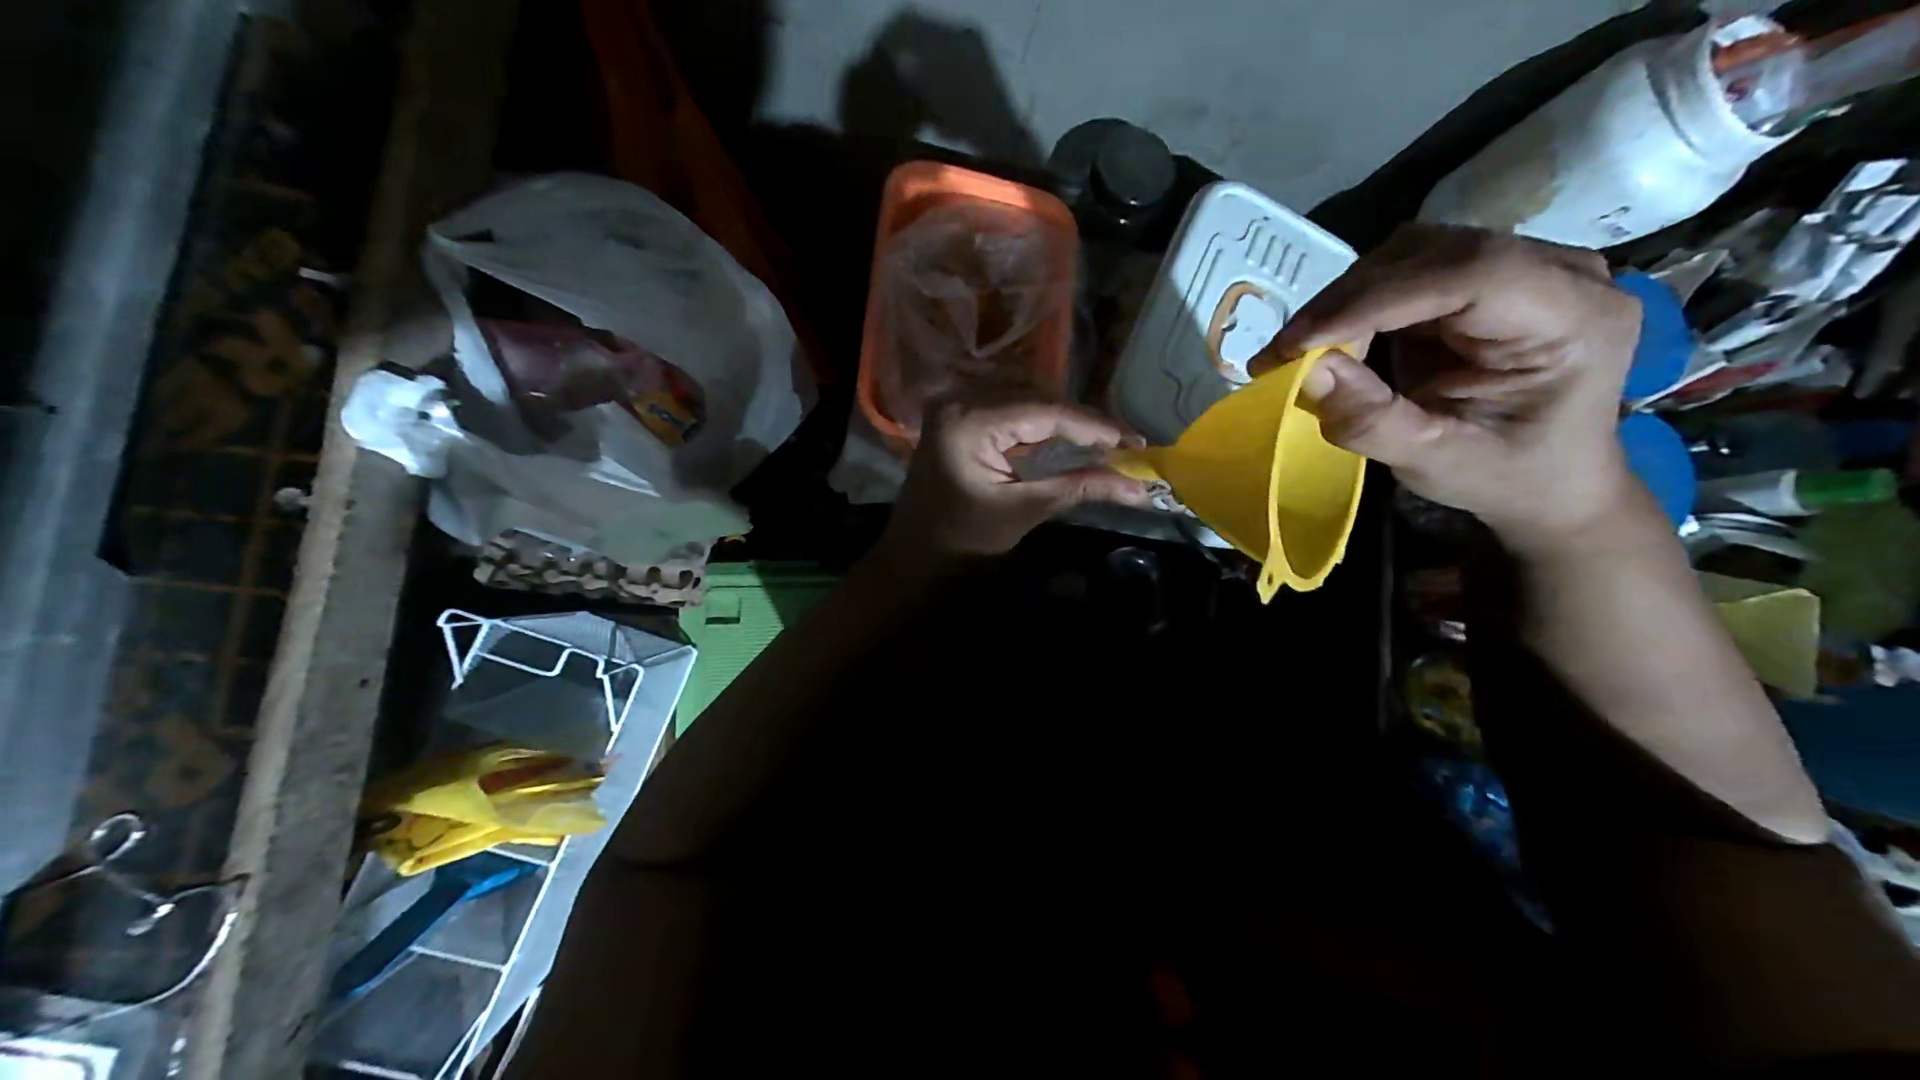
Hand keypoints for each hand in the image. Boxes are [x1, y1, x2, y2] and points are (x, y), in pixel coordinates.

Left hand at [876, 399, 1151, 563]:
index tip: (1135, 439)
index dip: (1094, 425)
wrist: (913, 556)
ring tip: (1102, 438)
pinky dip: (1038, 420)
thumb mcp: (1023, 511)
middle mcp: (958, 399)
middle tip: (1122, 440)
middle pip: (1035, 396)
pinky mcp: (956, 415)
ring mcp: (953, 404)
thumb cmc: (962, 540)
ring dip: (1062, 417)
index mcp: (969, 421)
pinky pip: (1006, 405)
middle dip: (1081, 419)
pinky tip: (1065, 434)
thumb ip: (1079, 488)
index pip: (1045, 411)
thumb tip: (1138, 488)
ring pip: (1024, 396)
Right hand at [1261, 225, 1644, 551]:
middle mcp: (1559, 274)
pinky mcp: (1484, 278)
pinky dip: (1357, 304)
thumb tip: (1305, 372)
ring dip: (1346, 300)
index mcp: (1575, 320)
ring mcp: (1522, 268)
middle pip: (1434, 254)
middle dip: (1347, 301)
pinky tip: (1334, 341)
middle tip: (1283, 355)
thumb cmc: (1504, 477)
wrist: (1549, 481)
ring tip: (1304, 351)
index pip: (1470, 274)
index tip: (1298, 343)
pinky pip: (1406, 271)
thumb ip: (1373, 421)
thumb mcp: (1436, 462)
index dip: (1375, 300)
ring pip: (1411, 254)